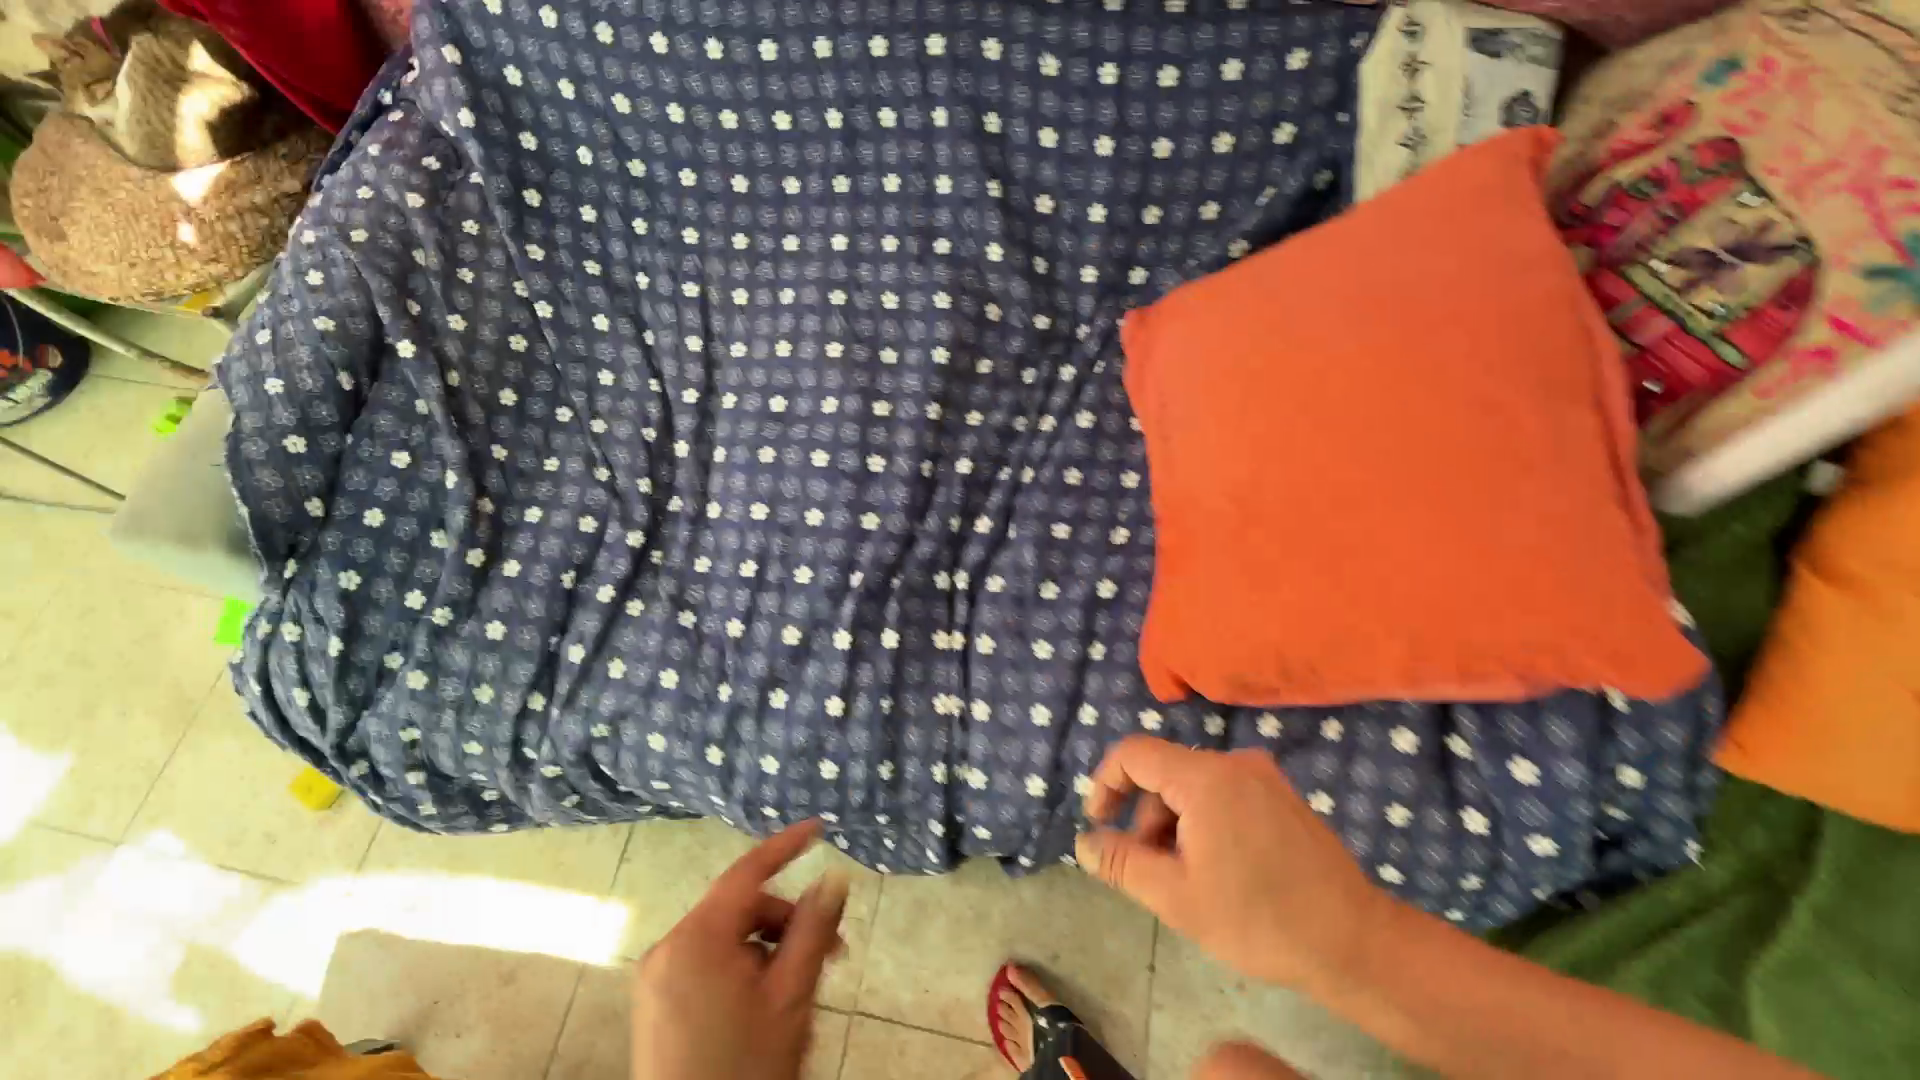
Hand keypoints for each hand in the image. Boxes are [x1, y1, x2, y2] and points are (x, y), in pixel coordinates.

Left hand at [631, 821, 848, 1079]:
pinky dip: (739, 967)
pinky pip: (705, 963)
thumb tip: (834, 877)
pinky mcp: (653, 1004)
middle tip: (832, 954)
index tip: (820, 826)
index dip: (785, 846)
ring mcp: (655, 978)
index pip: (747, 872)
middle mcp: (667, 948)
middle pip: (738, 910)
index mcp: (696, 939)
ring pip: (723, 938)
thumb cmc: (748, 1065)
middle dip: (784, 922)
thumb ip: (813, 930)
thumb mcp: (791, 996)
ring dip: (765, 949)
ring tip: (799, 988)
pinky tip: (765, 1002)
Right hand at [1076, 738, 1385, 992]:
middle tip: (1150, 872)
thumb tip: (1084, 841)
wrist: (1353, 942)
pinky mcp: (1283, 798)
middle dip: (1145, 818)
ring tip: (1188, 880)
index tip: (1098, 827)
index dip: (1105, 784)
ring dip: (1175, 825)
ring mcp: (1265, 778)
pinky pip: (1225, 795)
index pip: (1133, 753)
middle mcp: (1235, 763)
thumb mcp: (1174, 896)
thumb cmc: (1256, 919)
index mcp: (1205, 777)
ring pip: (1195, 787)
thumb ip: (1121, 862)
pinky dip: (1205, 824)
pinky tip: (1219, 872)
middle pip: (1165, 773)